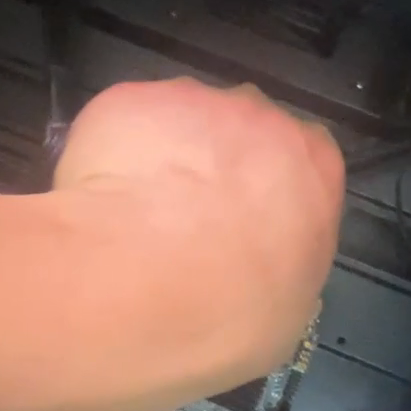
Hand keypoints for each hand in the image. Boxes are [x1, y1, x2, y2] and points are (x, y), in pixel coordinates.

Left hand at [50, 79, 344, 410]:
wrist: (144, 284)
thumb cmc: (232, 310)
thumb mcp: (289, 307)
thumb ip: (285, 259)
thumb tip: (264, 265)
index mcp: (313, 164)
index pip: (299, 158)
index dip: (264, 186)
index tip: (239, 218)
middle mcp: (258, 117)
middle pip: (236, 130)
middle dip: (210, 165)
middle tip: (180, 216)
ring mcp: (190, 101)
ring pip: (175, 121)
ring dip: (157, 157)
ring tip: (131, 213)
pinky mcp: (129, 100)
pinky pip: (122, 122)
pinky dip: (109, 151)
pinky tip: (98, 197)